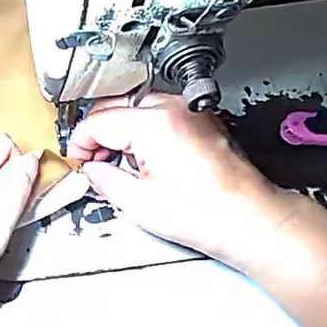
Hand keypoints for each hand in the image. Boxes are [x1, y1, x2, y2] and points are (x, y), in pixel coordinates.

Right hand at [67, 94, 314, 270]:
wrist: (250, 220)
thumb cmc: (207, 214)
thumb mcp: (138, 203)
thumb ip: (104, 179)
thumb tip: (91, 170)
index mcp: (153, 124)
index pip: (98, 121)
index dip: (80, 143)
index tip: (77, 160)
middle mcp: (174, 109)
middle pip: (116, 107)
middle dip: (98, 134)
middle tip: (92, 162)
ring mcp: (191, 112)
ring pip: (138, 107)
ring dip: (121, 130)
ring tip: (119, 164)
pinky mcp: (202, 121)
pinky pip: (162, 114)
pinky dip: (144, 130)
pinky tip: (145, 158)